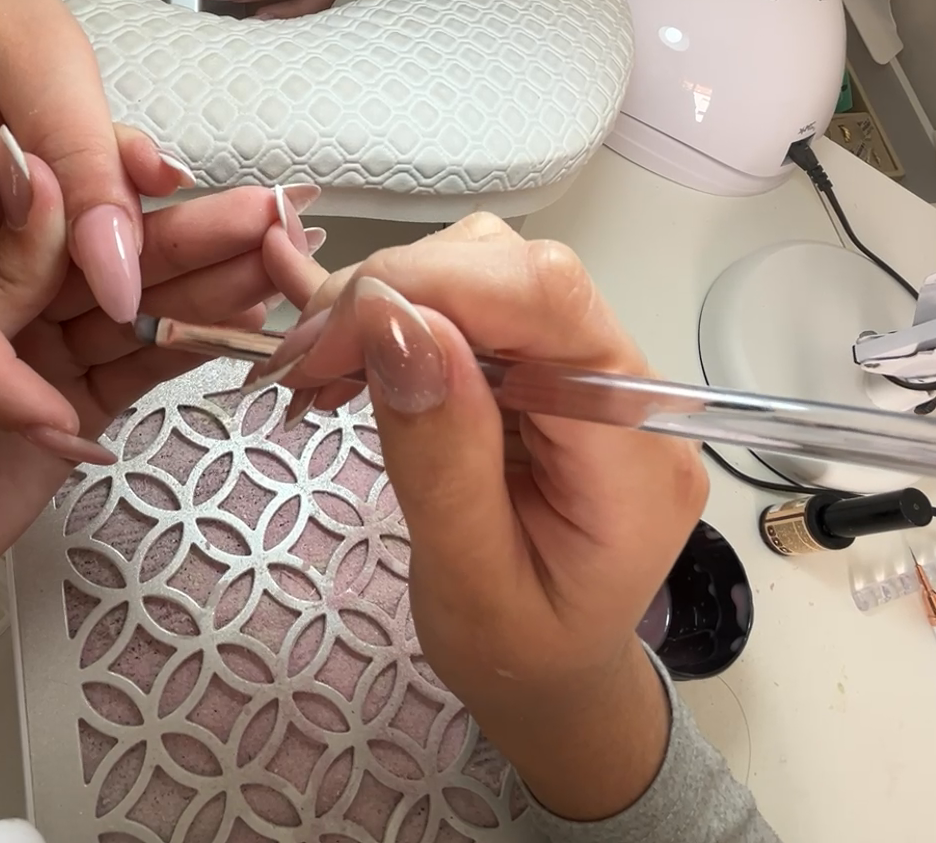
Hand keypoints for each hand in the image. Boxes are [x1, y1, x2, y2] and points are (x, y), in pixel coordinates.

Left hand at [0, 152, 300, 729]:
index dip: (105, 202)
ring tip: (279, 261)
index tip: (169, 187)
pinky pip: (139, 367)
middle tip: (269, 217)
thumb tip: (46, 189)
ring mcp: (36, 350)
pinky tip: (248, 320)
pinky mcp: (70, 403)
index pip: (26, 214)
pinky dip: (192, 346)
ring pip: (131, 308)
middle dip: (184, 240)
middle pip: (97, 258)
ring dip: (204, 287)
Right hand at [253, 214, 708, 819]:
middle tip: (303, 364)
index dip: (427, 288)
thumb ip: (441, 456)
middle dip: (389, 293)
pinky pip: (474, 299)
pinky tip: (357, 358)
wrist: (556, 668)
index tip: (324, 344)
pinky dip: (399, 315)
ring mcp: (590, 365)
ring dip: (386, 302)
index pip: (546, 299)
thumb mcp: (470, 585)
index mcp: (632, 447)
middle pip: (511, 270)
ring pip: (485, 267)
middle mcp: (626, 384)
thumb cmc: (519, 654)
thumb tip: (392, 318)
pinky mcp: (550, 362)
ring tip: (324, 371)